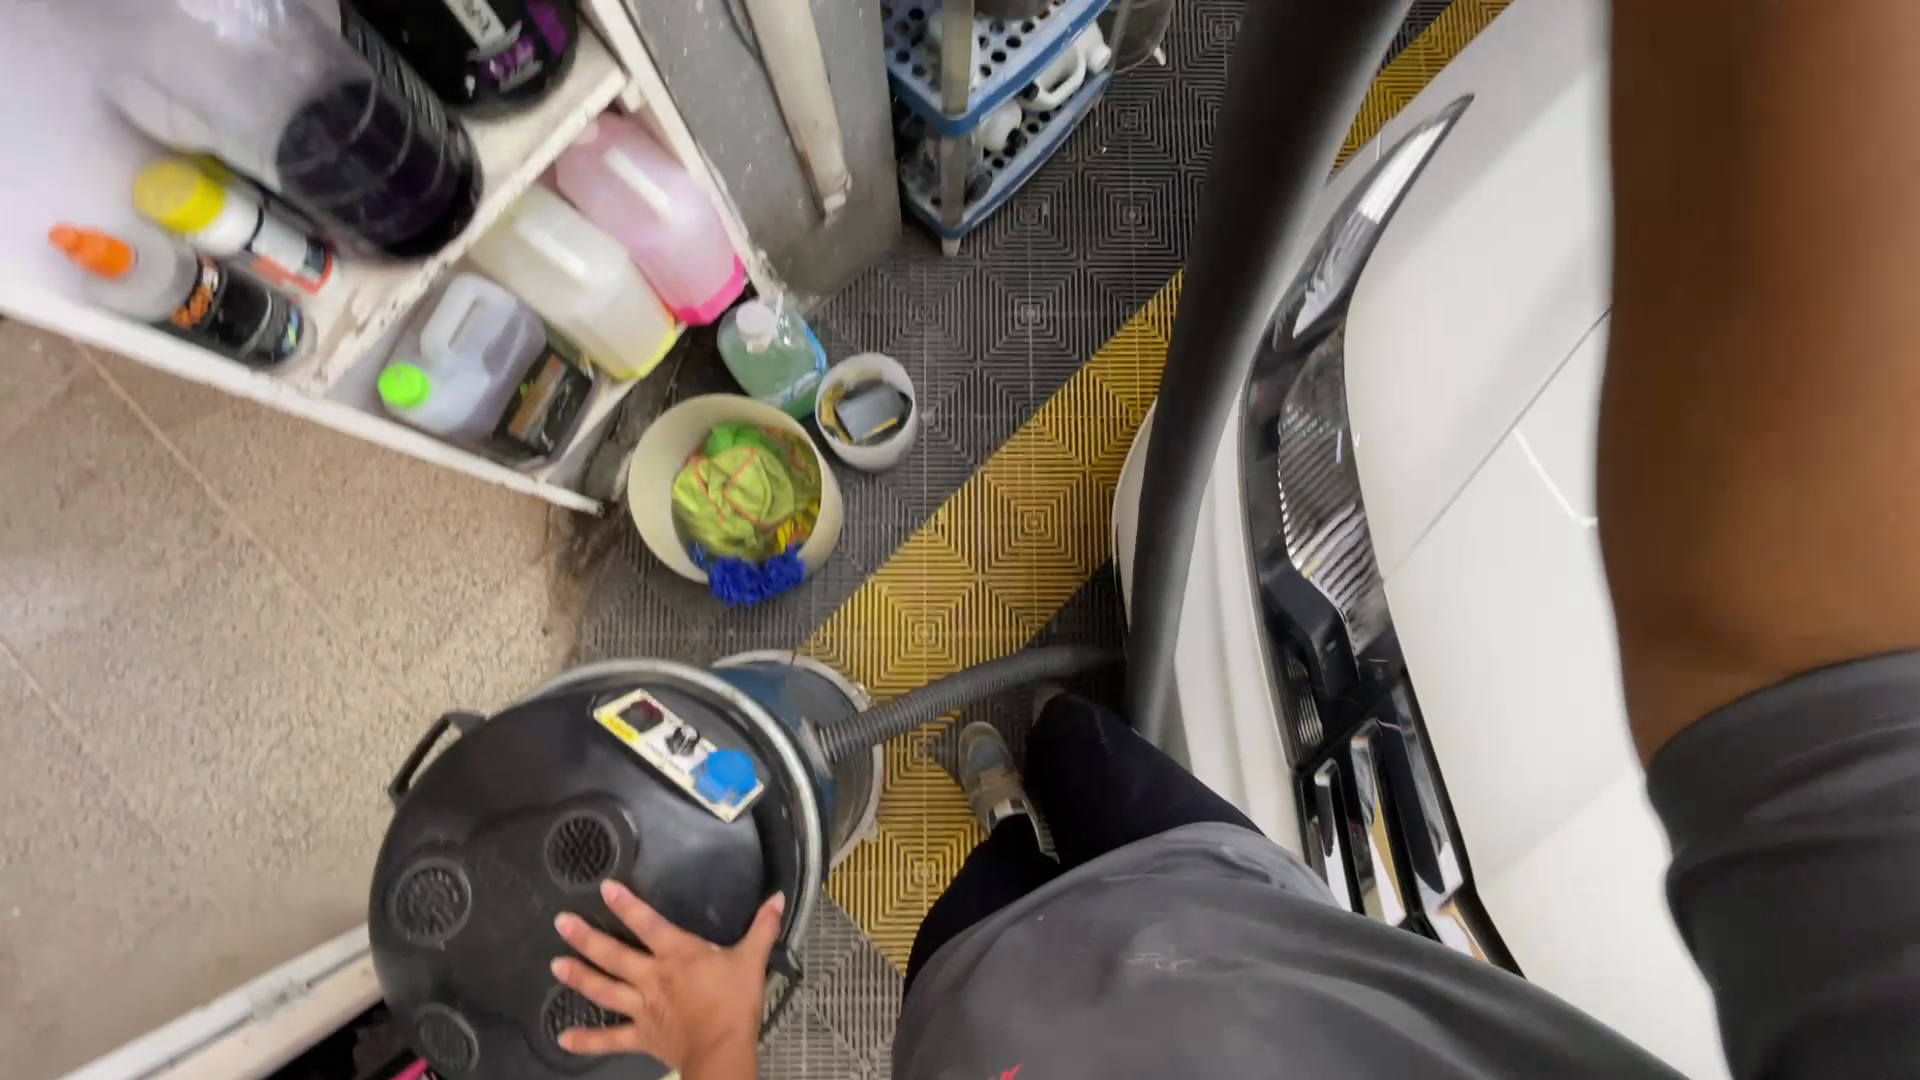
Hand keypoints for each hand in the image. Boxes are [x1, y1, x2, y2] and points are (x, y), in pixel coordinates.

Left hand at [551, 879, 784, 1078]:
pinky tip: (562, 1038)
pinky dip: (586, 1040)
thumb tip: (778, 896)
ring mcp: (642, 1007)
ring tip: (555, 964)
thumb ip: (763, 926)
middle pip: (614, 955)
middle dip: (586, 938)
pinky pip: (609, 1038)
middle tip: (560, 923)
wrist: (722, 1050)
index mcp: (678, 954)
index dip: (626, 904)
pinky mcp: (641, 1036)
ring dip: (579, 977)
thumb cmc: (735, 1001)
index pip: (647, 923)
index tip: (604, 888)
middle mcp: (653, 976)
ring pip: (604, 990)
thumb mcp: (752, 959)